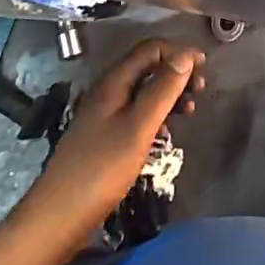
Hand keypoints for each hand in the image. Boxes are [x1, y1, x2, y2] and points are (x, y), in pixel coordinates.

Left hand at [0, 38, 205, 264]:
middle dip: (176, 72)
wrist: (59, 214)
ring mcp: (105, 111)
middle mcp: (109, 89)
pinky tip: (166, 130)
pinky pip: (136, 110)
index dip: (179, 52)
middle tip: (200, 89)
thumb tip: (185, 56)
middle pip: (147, 66)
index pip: (151, 49)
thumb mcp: (138, 127)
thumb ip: (162, 89)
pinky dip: (156, 112)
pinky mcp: (105, 133)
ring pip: (143, 89)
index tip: (204, 65)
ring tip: (190, 109)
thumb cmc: (102, 167)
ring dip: (169, 92)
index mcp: (115, 80)